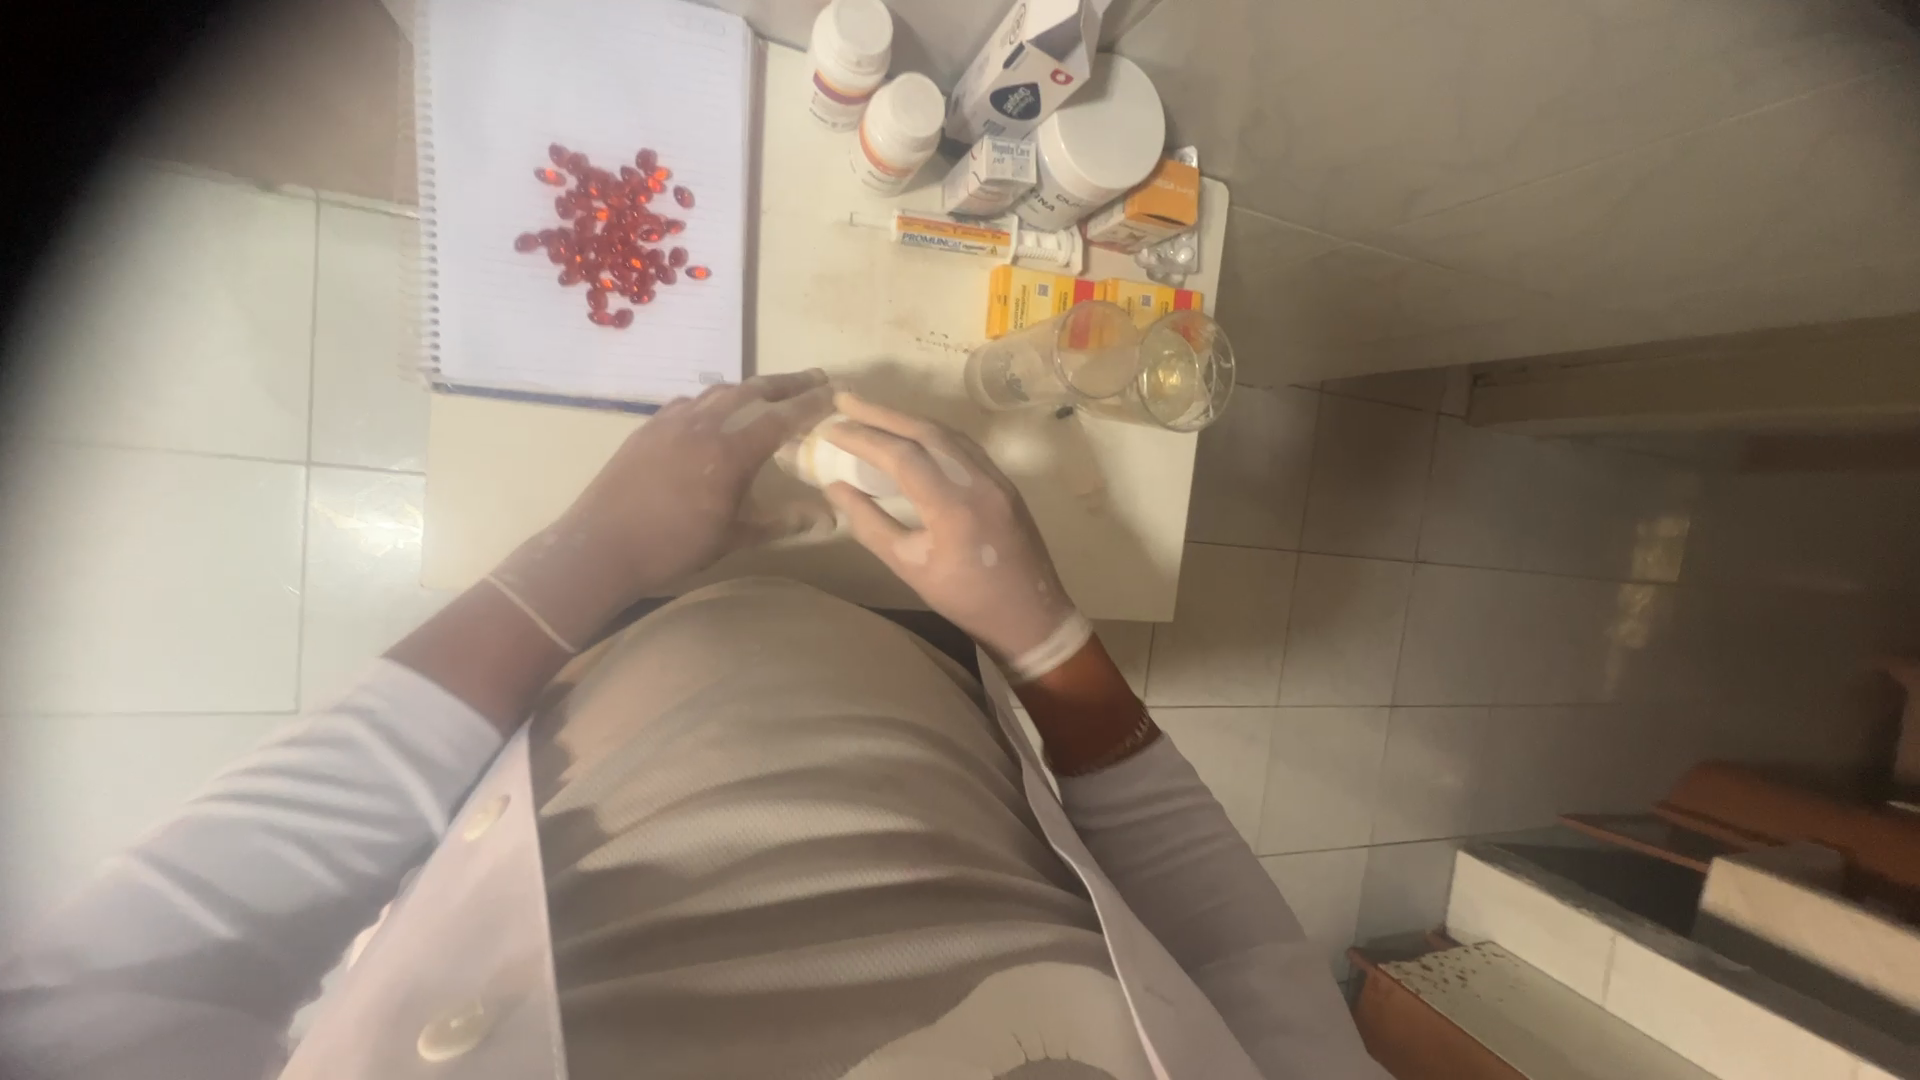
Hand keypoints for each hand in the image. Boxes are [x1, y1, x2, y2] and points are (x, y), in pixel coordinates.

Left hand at [492, 370, 834, 647]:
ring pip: (719, 391)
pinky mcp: (648, 428)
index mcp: (730, 453)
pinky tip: (715, 411)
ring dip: (750, 387)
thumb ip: (782, 521)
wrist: (600, 547)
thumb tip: (827, 516)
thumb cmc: (674, 546)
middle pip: (753, 391)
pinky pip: (690, 403)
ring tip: (769, 391)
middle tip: (813, 378)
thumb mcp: (735, 538)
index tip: (835, 392)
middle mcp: (703, 426)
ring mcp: (672, 422)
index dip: (812, 404)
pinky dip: (714, 400)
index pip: (782, 418)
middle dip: (787, 383)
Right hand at [822, 392, 1088, 681]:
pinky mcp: (1004, 482)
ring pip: (948, 434)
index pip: (901, 455)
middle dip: (882, 413)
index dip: (862, 437)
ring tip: (871, 413)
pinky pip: (965, 446)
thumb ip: (869, 523)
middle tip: (844, 399)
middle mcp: (978, 480)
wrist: (1029, 615)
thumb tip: (835, 487)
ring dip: (908, 419)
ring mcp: (996, 478)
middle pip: (926, 432)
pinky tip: (912, 435)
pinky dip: (933, 434)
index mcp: (953, 506)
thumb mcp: (909, 566)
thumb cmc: (964, 599)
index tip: (830, 429)